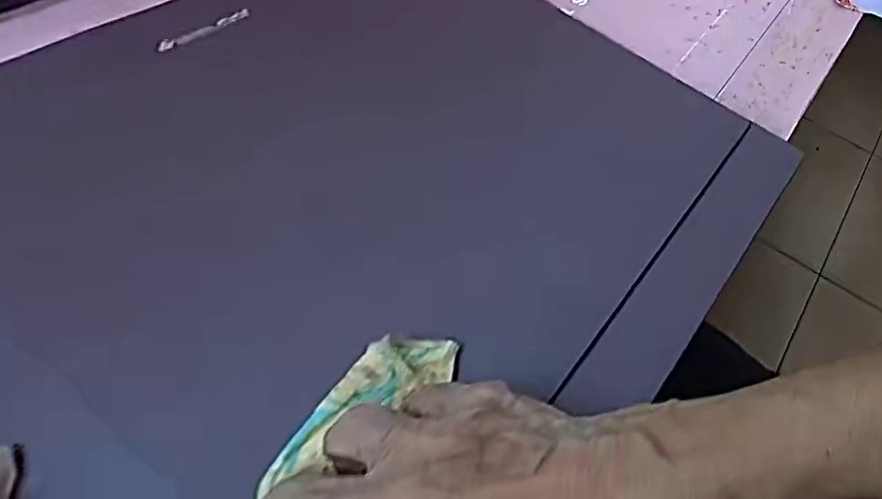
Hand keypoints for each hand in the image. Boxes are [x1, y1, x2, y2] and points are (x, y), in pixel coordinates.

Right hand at [264, 382, 673, 498]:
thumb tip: (379, 491)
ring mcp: (441, 420)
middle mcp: (401, 459)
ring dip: (372, 434)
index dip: (296, 497)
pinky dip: (424, 410)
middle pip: (333, 443)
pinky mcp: (481, 395)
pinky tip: (438, 424)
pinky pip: (430, 393)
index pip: (300, 497)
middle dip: (327, 470)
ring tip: (384, 451)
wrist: (585, 489)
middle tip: (340, 486)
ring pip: (375, 410)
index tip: (300, 498)